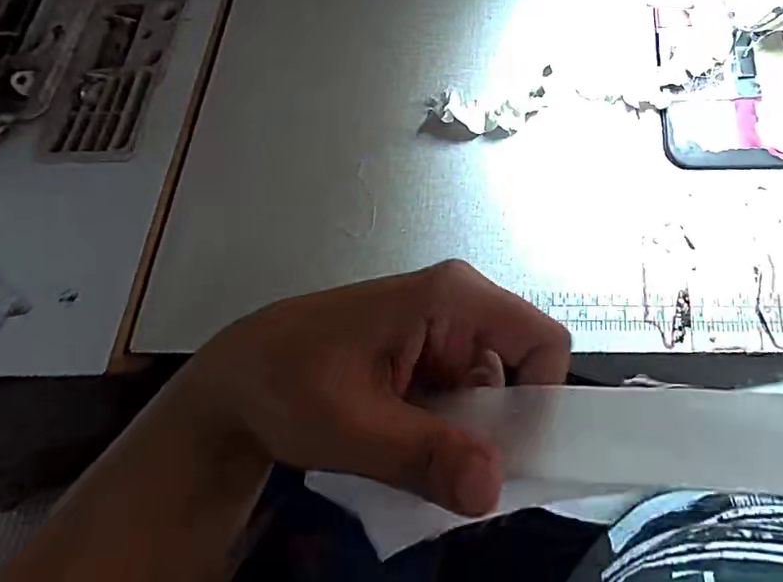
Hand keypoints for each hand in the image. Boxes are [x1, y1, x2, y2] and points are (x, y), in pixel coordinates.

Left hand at [172, 260, 570, 516]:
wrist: (239, 378)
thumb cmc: (287, 378)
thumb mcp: (352, 424)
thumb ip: (425, 454)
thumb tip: (493, 485)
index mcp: (450, 296)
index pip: (540, 339)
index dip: (543, 398)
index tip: (513, 457)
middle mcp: (458, 305)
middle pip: (522, 371)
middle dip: (503, 430)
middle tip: (462, 477)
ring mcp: (444, 331)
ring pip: (496, 394)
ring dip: (473, 439)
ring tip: (425, 465)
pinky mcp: (430, 356)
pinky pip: (468, 401)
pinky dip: (453, 436)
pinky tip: (415, 453)